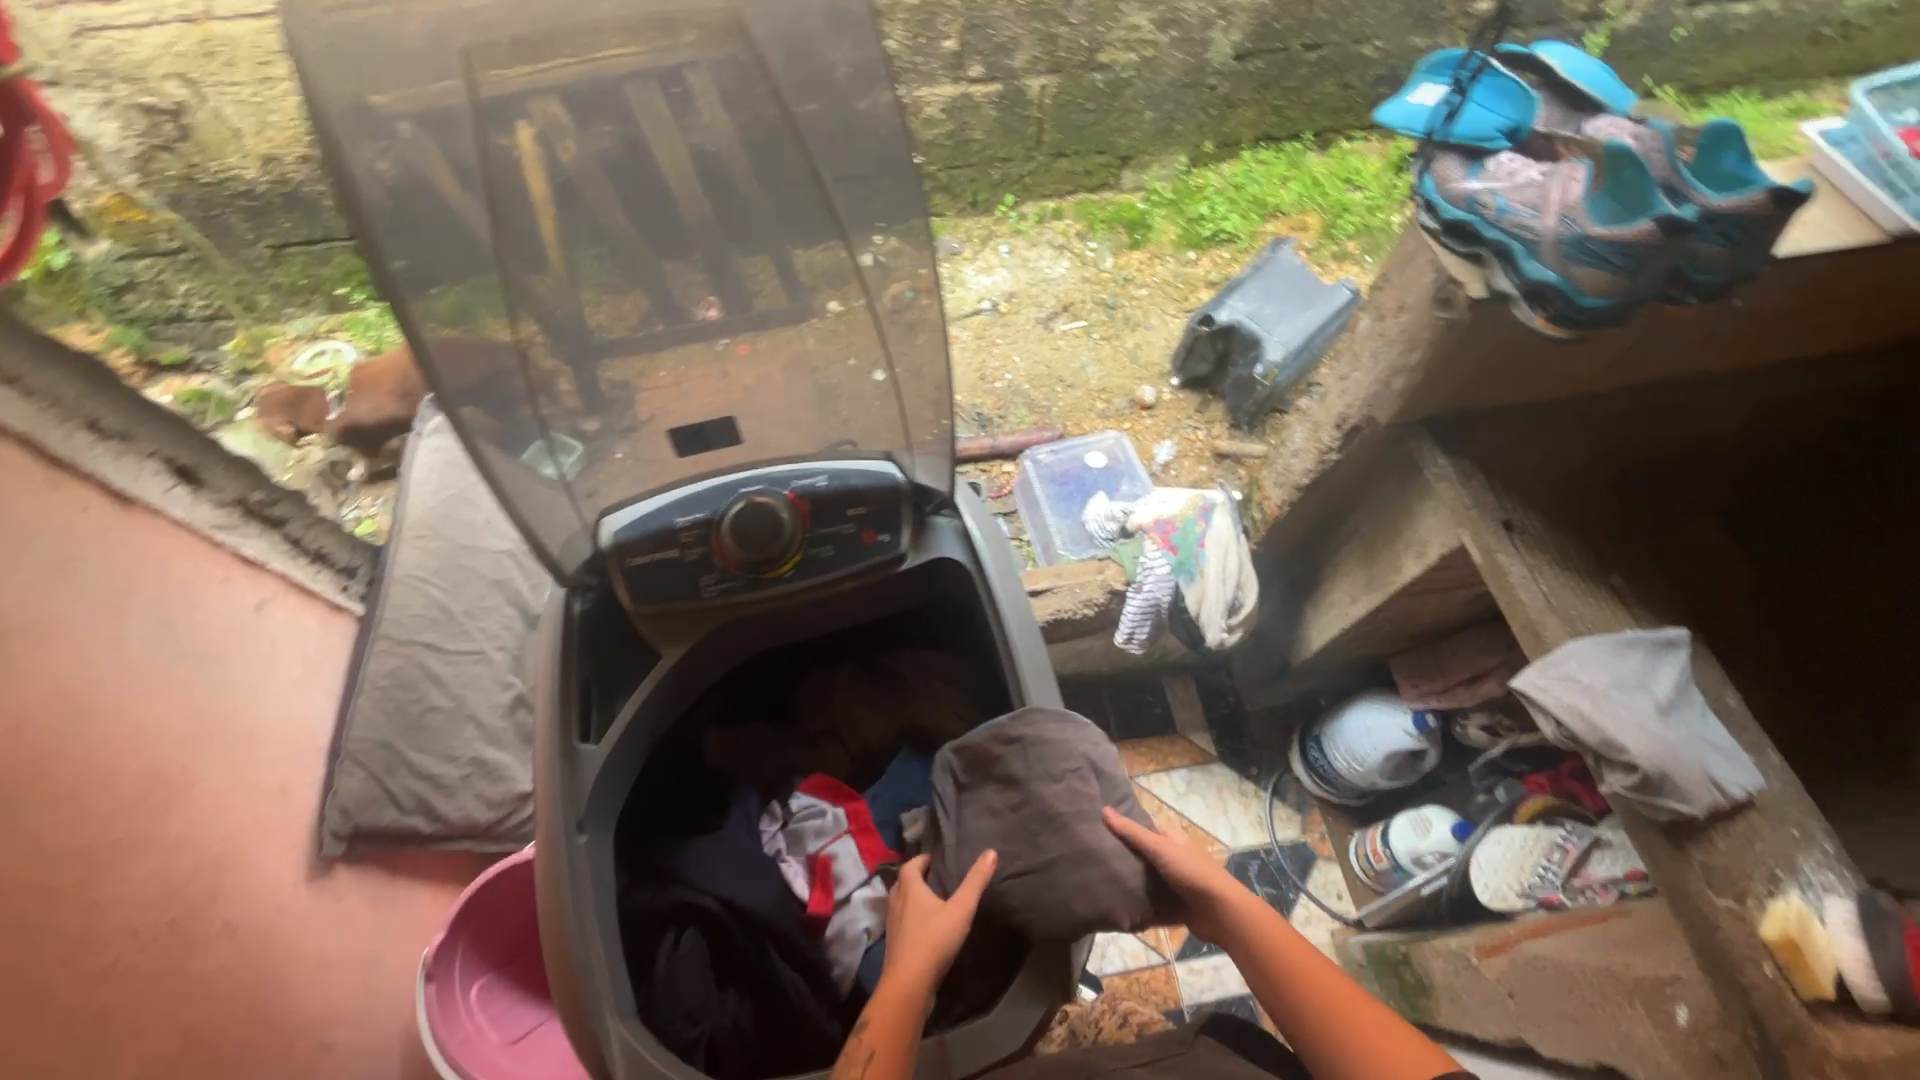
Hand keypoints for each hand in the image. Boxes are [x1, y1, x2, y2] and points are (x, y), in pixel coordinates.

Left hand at [879, 851, 996, 997]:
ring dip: (911, 899)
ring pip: (900, 904)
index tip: (935, 860)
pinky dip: (910, 918)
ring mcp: (892, 925)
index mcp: (910, 889)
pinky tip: (925, 928)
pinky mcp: (894, 945)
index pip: (910, 866)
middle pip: (902, 883)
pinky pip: (901, 923)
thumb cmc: (934, 940)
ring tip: (931, 901)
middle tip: (934, 878)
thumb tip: (991, 852)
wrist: (909, 984)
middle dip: (916, 877)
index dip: (922, 860)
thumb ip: (975, 882)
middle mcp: (896, 903)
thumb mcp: (961, 909)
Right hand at [1104, 806, 1245, 942]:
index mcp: (1171, 840)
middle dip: (1122, 857)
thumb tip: (1104, 810)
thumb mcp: (1160, 848)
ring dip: (1129, 884)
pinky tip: (1116, 909)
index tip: (1097, 826)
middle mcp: (1171, 860)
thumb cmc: (1191, 872)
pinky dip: (1138, 908)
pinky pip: (1151, 907)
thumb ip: (1132, 833)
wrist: (1221, 912)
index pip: (1143, 828)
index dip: (1123, 826)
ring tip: (1098, 882)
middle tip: (1092, 857)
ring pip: (1145, 882)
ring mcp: (1173, 885)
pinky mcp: (1174, 908)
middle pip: (1142, 856)